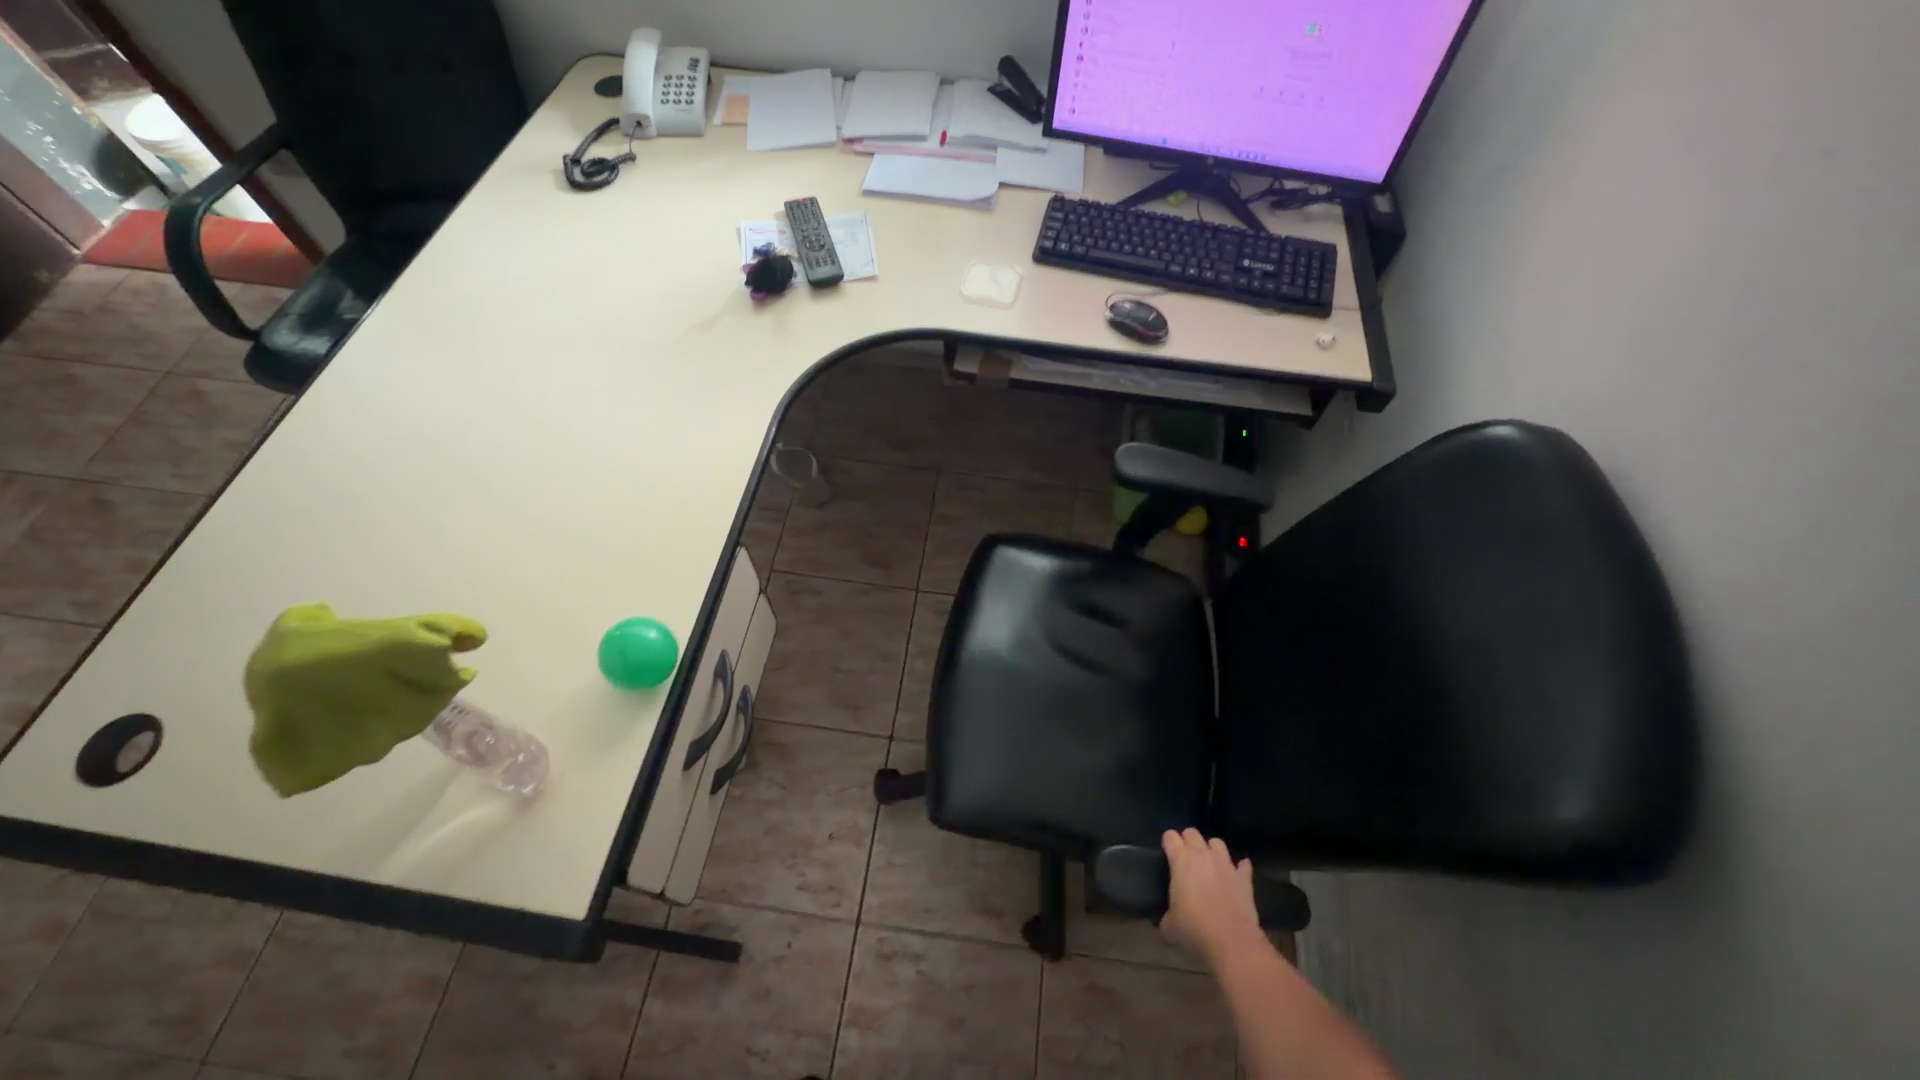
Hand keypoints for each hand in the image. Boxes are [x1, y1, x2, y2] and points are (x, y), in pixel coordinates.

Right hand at [1159, 828, 1260, 964]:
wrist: (1231, 942)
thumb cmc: (1193, 930)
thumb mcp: (1168, 926)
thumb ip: (1166, 915)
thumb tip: (1167, 918)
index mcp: (1181, 861)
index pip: (1170, 837)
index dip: (1167, 842)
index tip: (1166, 852)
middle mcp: (1203, 856)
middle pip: (1193, 833)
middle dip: (1187, 841)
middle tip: (1185, 857)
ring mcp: (1226, 865)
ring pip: (1217, 843)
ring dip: (1211, 850)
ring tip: (1209, 863)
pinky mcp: (1244, 878)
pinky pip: (1243, 865)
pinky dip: (1239, 867)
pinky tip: (1235, 875)